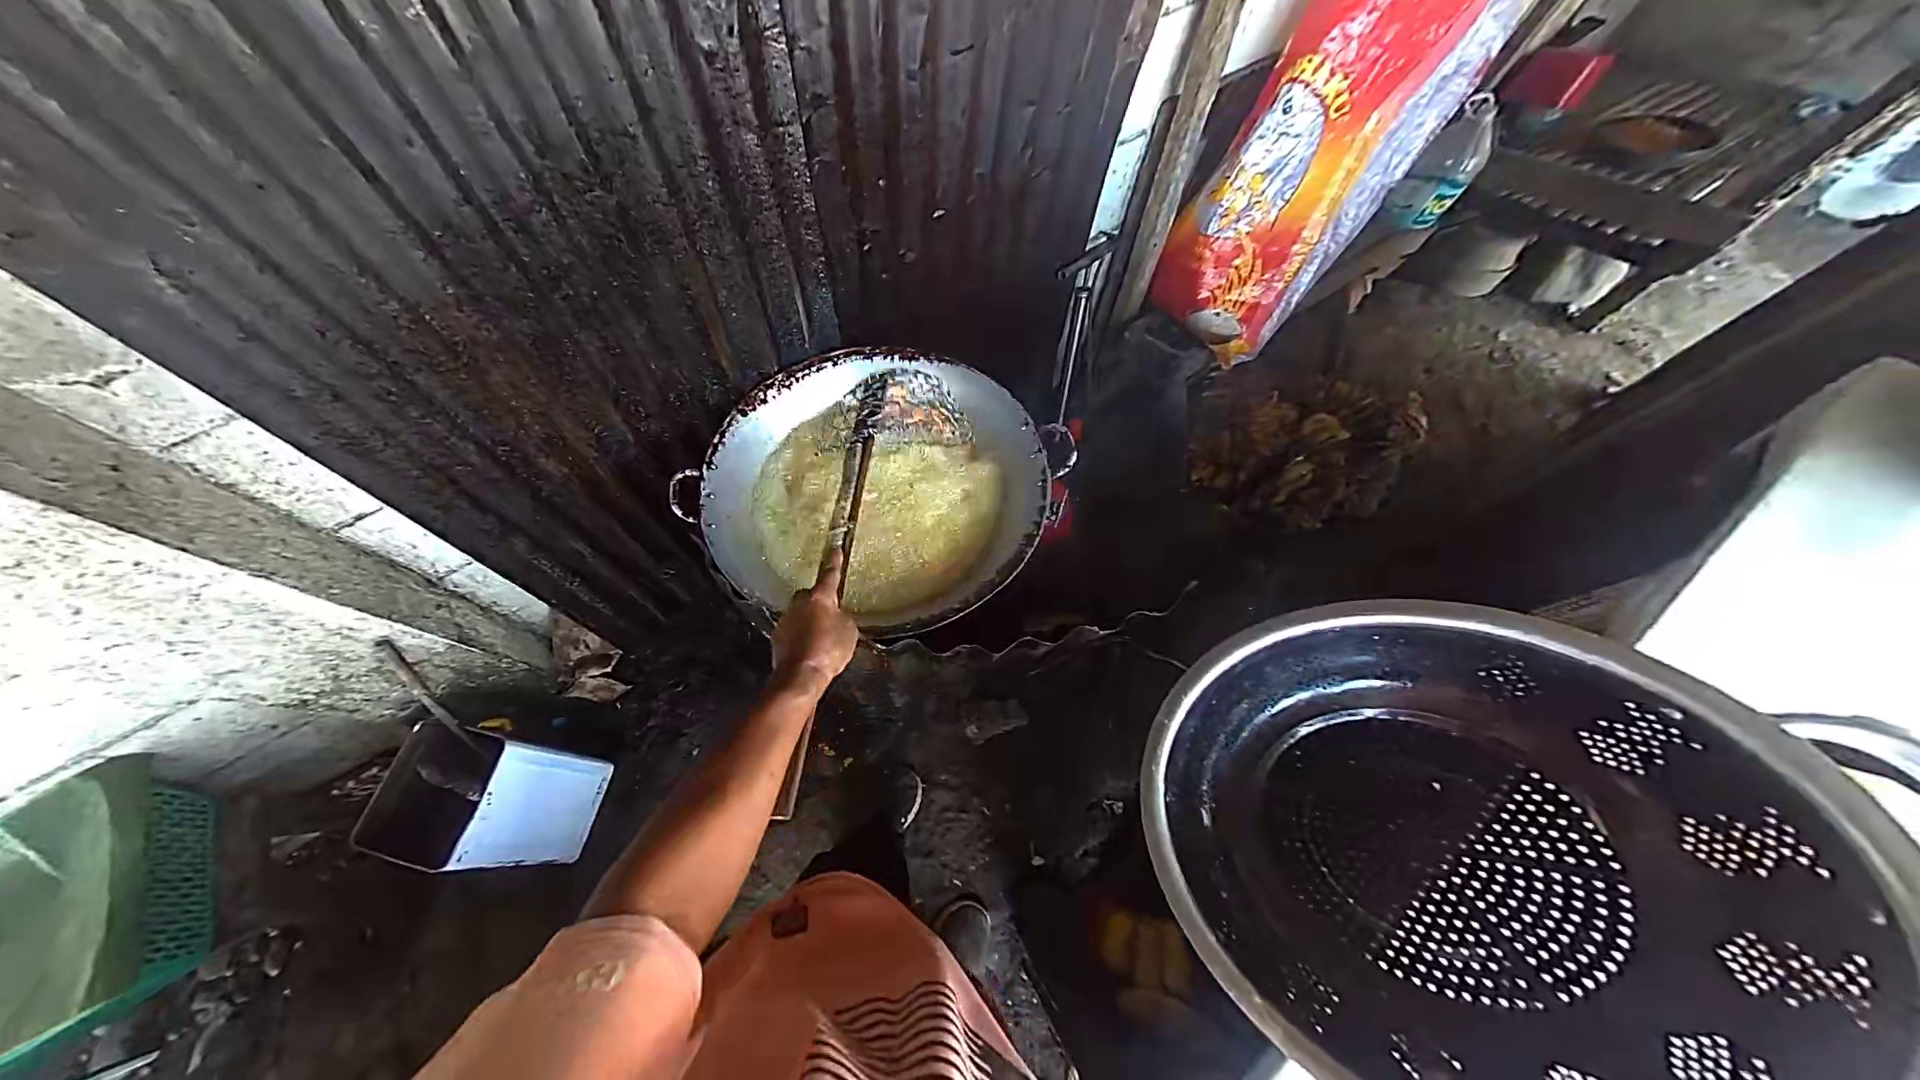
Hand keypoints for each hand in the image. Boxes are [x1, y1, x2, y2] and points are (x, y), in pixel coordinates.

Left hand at [771, 550, 859, 695]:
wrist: (800, 675)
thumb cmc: (829, 650)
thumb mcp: (848, 631)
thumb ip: (842, 616)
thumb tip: (834, 615)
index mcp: (820, 598)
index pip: (830, 575)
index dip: (834, 562)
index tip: (835, 549)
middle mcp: (799, 603)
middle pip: (810, 595)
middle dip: (817, 601)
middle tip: (829, 613)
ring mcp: (786, 620)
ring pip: (800, 613)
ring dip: (809, 621)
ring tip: (822, 637)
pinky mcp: (778, 637)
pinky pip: (794, 630)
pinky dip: (802, 636)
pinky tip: (811, 648)